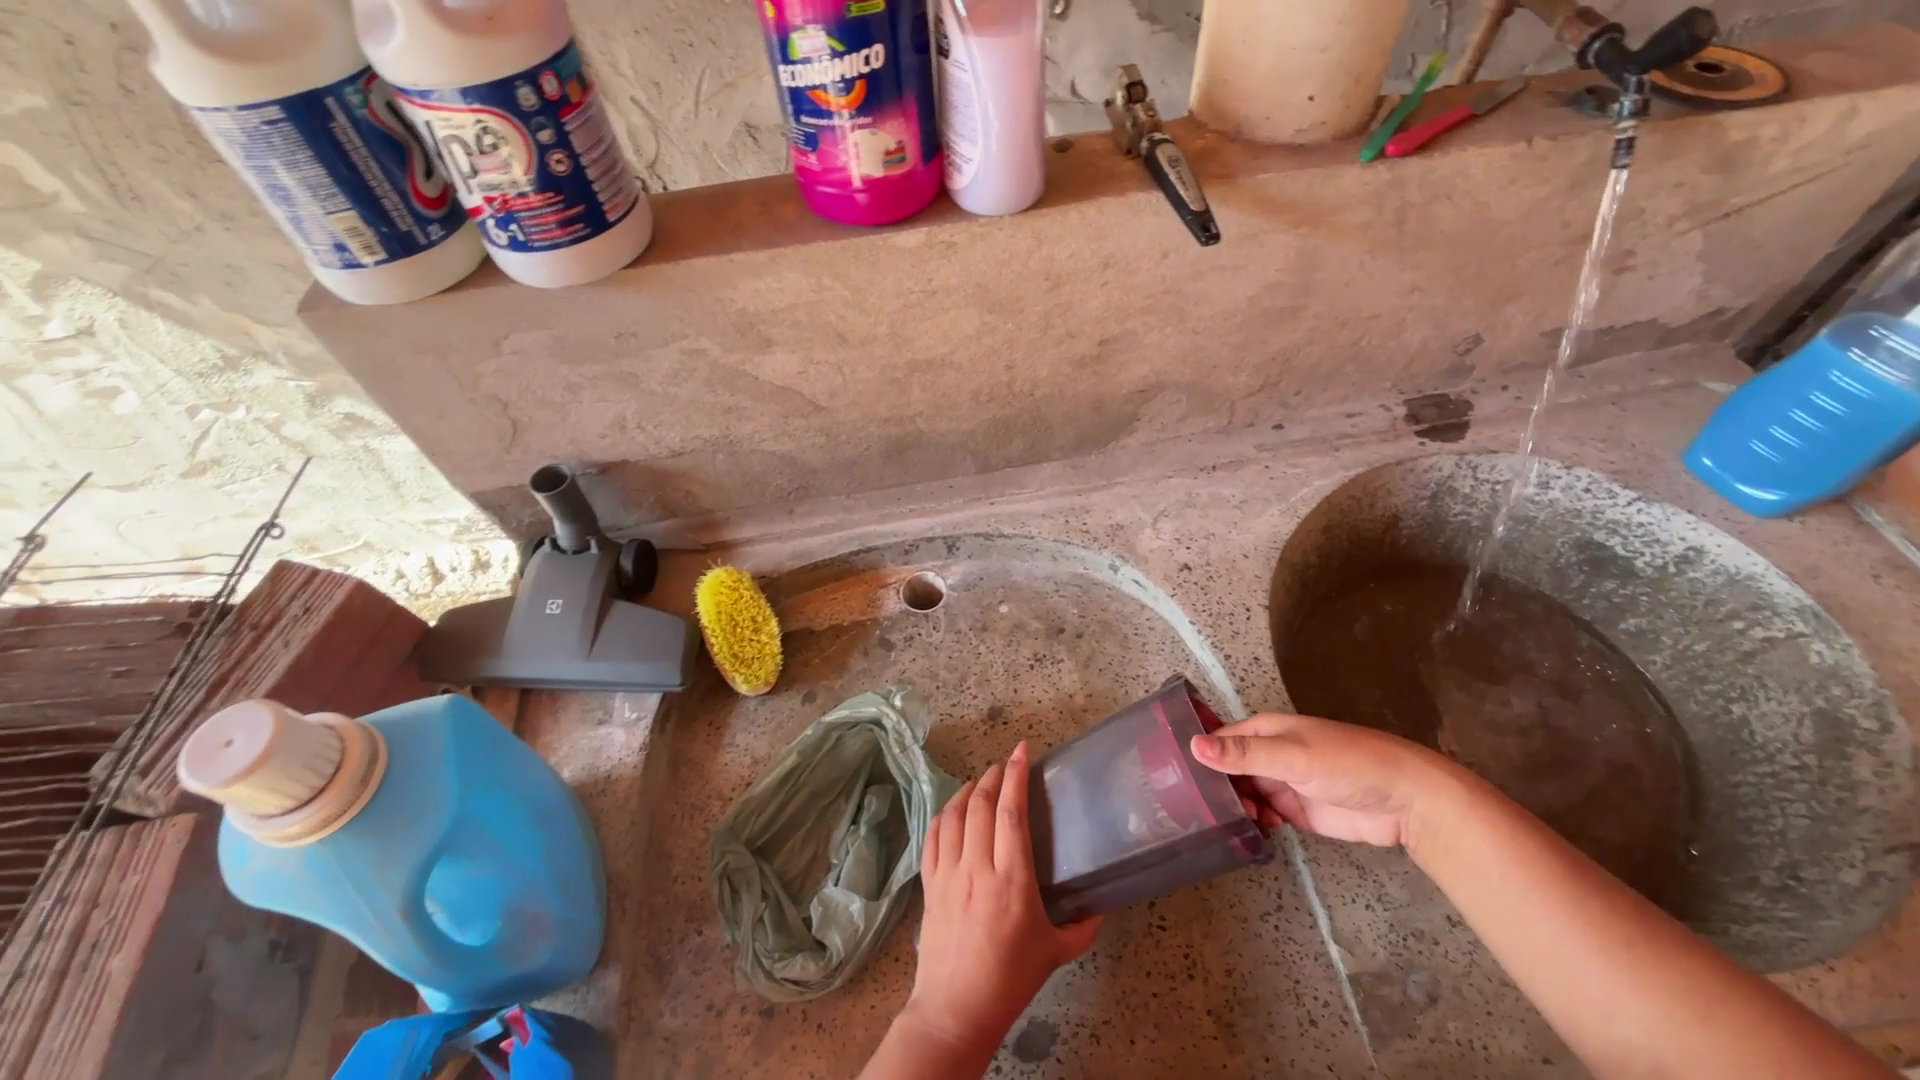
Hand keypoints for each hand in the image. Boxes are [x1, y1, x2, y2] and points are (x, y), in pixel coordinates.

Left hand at [906, 741, 1101, 1058]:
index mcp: (1012, 880)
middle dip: (993, 776)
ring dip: (967, 790)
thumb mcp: (1056, 952)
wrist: (956, 1008)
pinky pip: (933, 838)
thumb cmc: (1011, 979)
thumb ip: (1082, 926)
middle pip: (980, 806)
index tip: (1022, 751)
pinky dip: (943, 815)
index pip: (1011, 813)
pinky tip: (952, 809)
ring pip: (954, 816)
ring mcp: (948, 874)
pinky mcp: (930, 885)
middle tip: (1005, 763)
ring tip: (981, 779)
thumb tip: (1100, 907)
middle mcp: (977, 868)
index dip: (1016, 777)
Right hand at [1191, 713, 1459, 848]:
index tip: (1172, 778)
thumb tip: (1194, 746)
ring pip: (1243, 793)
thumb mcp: (1293, 757)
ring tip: (1230, 822)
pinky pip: (1263, 814)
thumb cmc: (1349, 765)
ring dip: (1234, 807)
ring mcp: (1283, 783)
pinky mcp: (1296, 810)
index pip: (1219, 740)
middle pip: (1228, 769)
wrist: (1407, 801)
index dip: (1198, 756)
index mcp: (1266, 731)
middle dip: (1214, 787)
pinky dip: (1254, 822)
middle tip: (1197, 811)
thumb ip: (1244, 755)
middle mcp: (1270, 754)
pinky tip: (1252, 831)